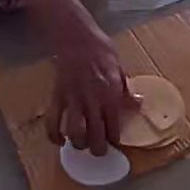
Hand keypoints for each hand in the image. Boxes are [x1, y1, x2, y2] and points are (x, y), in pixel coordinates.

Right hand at [47, 12, 137, 153]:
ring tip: (82, 145)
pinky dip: (54, 135)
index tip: (115, 144)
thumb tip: (137, 103)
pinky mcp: (57, 96)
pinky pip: (53, 121)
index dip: (114, 139)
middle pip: (94, 134)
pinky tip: (59, 141)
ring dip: (78, 144)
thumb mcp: (119, 67)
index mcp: (111, 93)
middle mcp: (93, 100)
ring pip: (74, 132)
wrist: (76, 37)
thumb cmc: (101, 49)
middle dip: (98, 149)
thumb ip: (125, 89)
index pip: (114, 125)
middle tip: (99, 152)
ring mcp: (73, 99)